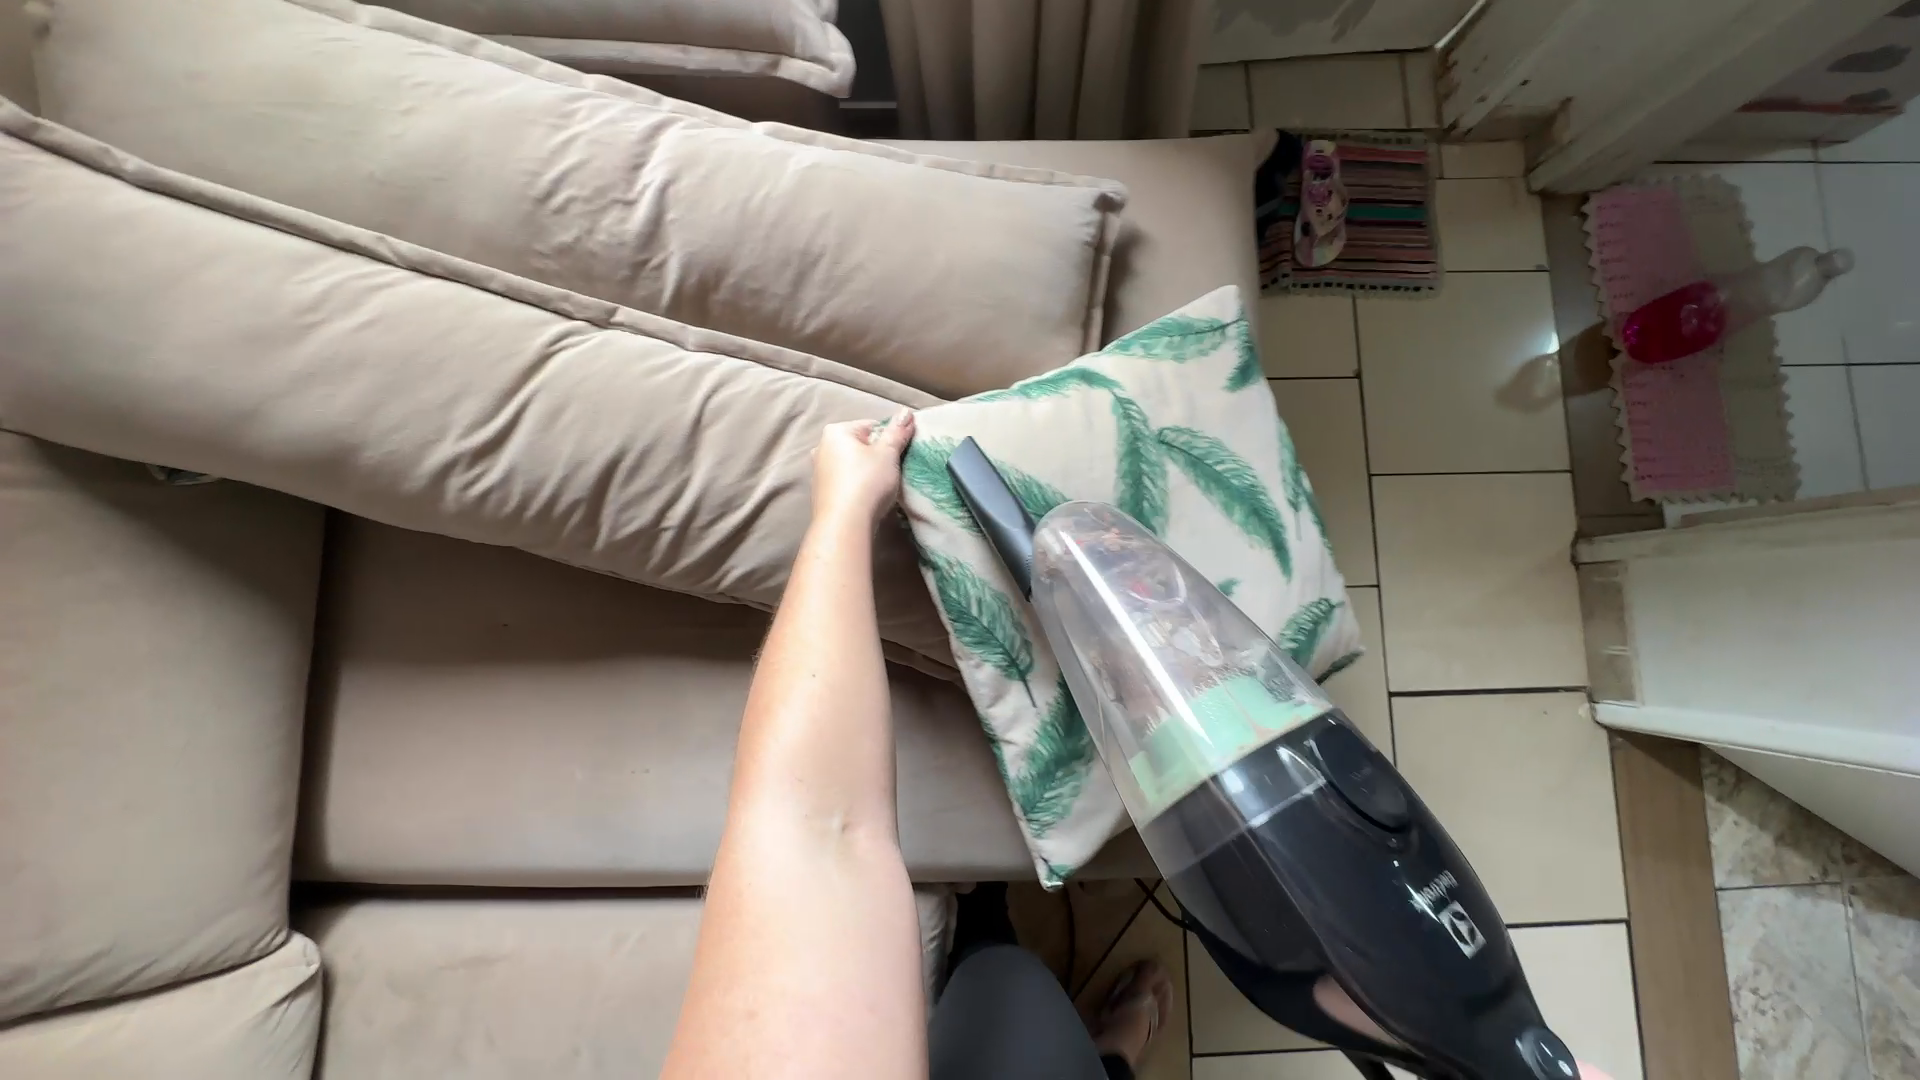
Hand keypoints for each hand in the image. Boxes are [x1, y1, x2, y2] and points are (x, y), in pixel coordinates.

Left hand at [812, 408, 915, 529]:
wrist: (845, 524)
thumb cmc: (867, 483)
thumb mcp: (888, 454)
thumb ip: (897, 432)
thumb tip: (906, 412)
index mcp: (835, 432)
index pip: (872, 426)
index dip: (890, 439)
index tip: (899, 454)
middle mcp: (821, 448)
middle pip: (860, 446)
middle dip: (877, 456)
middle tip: (892, 471)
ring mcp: (818, 472)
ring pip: (852, 465)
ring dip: (868, 472)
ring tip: (881, 487)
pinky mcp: (821, 494)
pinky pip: (846, 483)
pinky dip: (857, 487)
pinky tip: (868, 498)